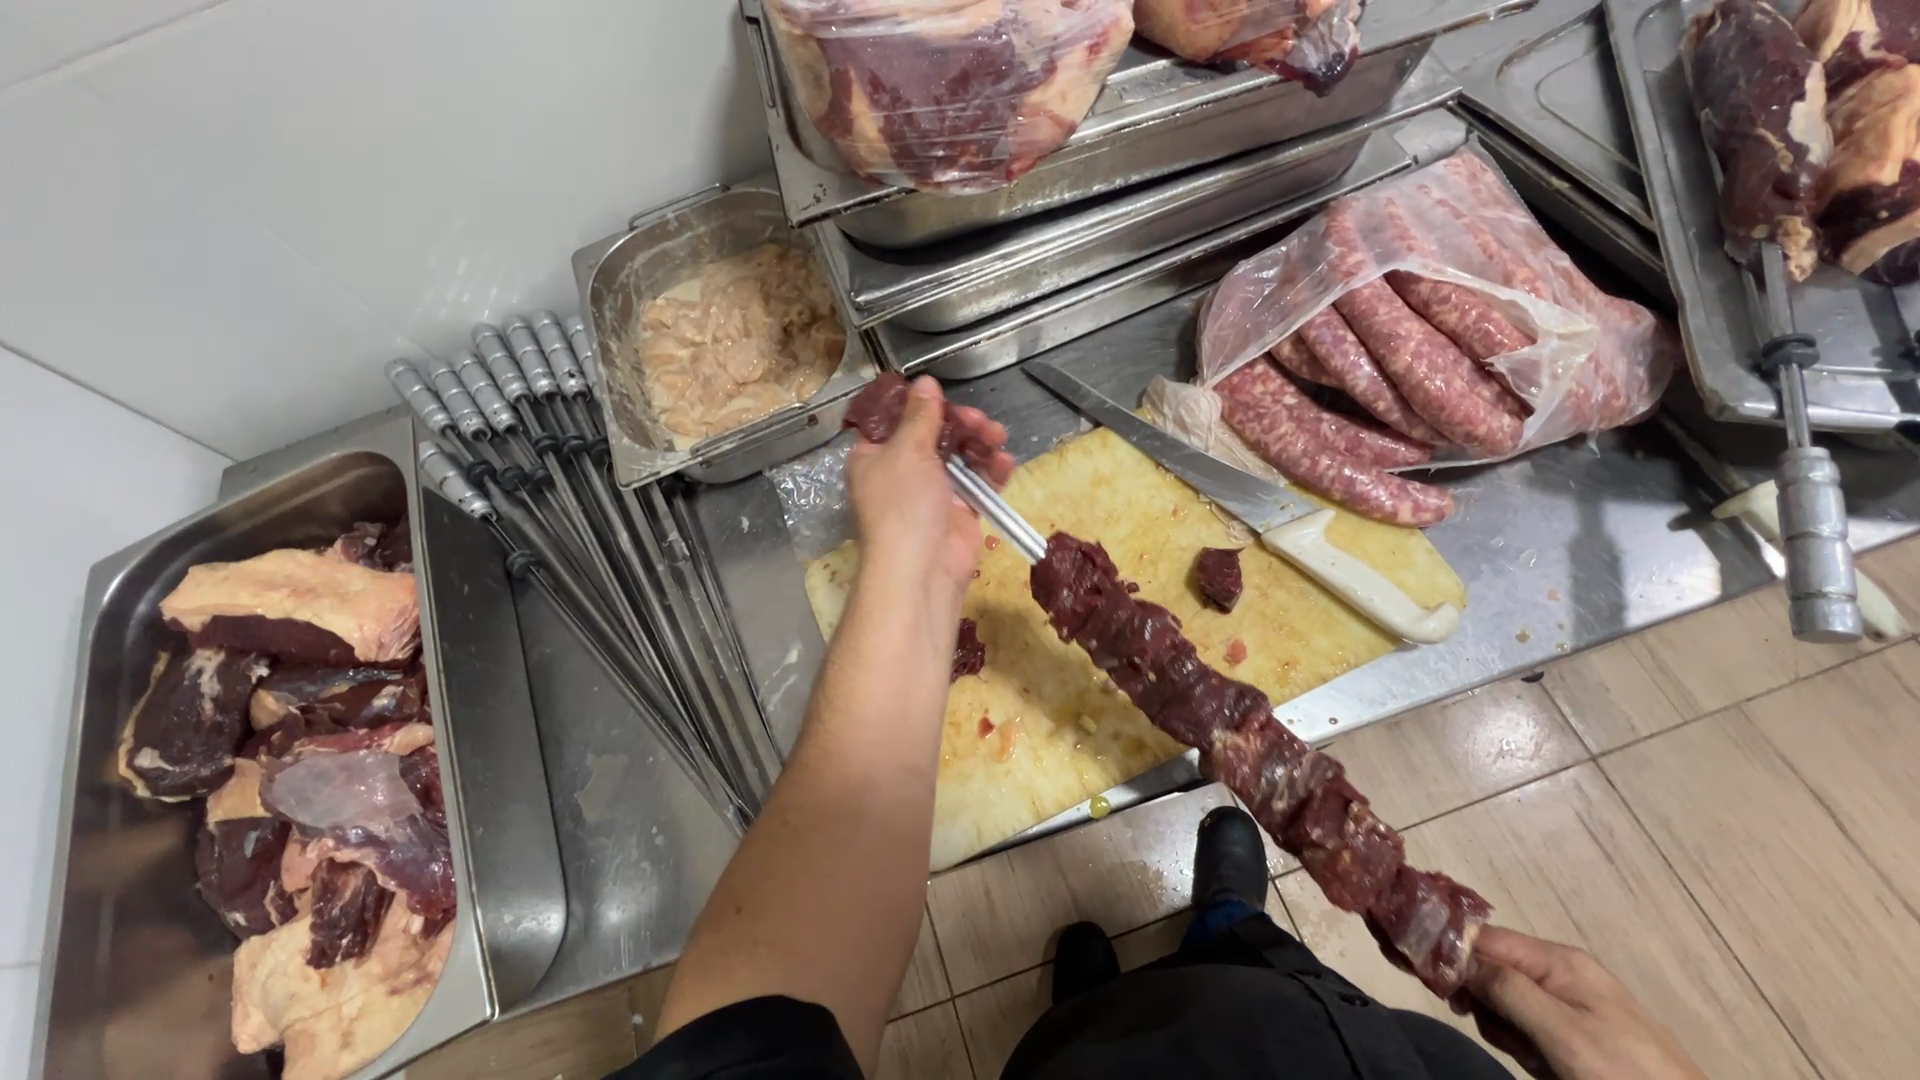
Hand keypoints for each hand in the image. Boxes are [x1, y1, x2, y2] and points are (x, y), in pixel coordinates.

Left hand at [846, 376, 1011, 620]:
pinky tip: (1004, 462)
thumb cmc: (902, 505)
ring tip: (997, 437)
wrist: (922, 569)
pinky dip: (993, 469)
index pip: (894, 420)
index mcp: (875, 456)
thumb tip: (924, 382)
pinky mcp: (961, 510)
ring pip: (961, 454)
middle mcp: (902, 471)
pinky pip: (980, 481)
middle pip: (934, 433)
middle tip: (978, 420)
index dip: (918, 405)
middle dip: (960, 422)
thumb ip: (920, 415)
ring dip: (981, 442)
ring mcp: (933, 491)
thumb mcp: (907, 450)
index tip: (941, 394)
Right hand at [1462, 927, 1707, 1079]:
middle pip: (1489, 968)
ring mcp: (1570, 1002)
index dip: (1450, 952)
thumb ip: (1505, 989)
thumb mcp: (1562, 1033)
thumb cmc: (1624, 1077)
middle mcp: (1560, 971)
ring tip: (1533, 1059)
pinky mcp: (1576, 1031)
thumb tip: (1451, 955)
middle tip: (1502, 1035)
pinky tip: (1543, 1066)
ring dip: (1505, 1029)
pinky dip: (1524, 1044)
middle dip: (1483, 1001)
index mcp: (1558, 960)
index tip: (1428, 980)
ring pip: (1504, 1000)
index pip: (1482, 937)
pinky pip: (1527, 1024)